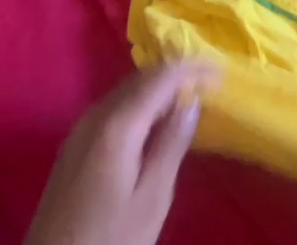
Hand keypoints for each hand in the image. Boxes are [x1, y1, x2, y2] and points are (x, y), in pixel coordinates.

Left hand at [25, 60, 214, 244]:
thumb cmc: (108, 242)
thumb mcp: (151, 200)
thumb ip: (171, 146)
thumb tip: (191, 103)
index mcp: (117, 125)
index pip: (161, 78)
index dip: (192, 69)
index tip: (221, 73)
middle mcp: (95, 116)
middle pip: (141, 78)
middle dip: (176, 74)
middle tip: (210, 83)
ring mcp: (80, 130)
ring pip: (126, 91)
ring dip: (158, 87)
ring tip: (189, 98)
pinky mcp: (74, 146)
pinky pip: (114, 108)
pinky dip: (140, 104)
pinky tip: (155, 122)